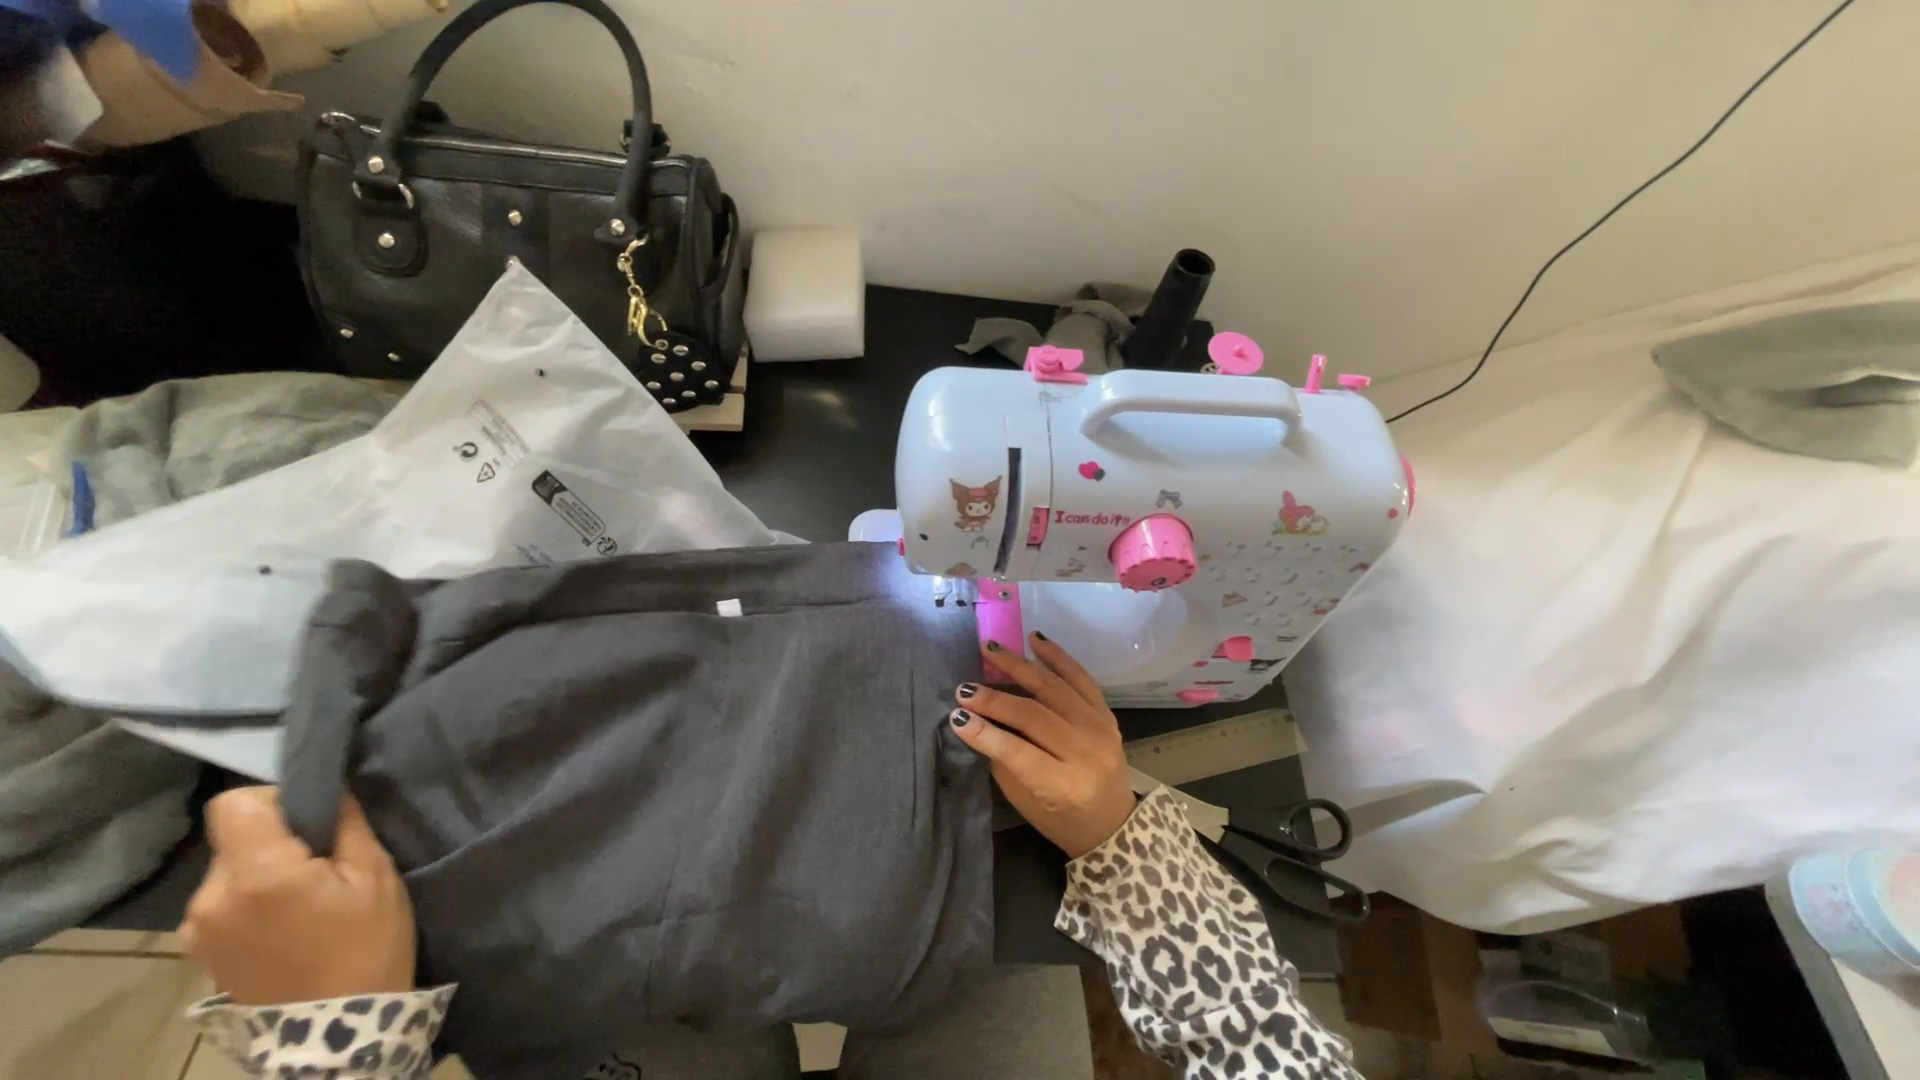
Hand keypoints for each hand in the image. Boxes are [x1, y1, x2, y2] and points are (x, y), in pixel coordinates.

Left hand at [180, 786, 415, 1004]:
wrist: (336, 1033)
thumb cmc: (367, 944)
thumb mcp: (374, 874)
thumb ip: (344, 825)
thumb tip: (327, 791)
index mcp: (257, 875)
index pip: (233, 804)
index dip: (273, 797)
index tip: (312, 816)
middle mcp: (210, 898)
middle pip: (234, 835)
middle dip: (276, 836)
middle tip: (324, 859)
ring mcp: (197, 927)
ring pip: (230, 866)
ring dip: (263, 867)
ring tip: (308, 895)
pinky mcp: (199, 948)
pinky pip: (224, 897)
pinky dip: (252, 894)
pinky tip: (288, 919)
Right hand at [948, 634, 1138, 858]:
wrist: (1114, 823)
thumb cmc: (1062, 820)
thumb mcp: (1025, 801)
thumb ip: (1004, 760)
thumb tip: (976, 720)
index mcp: (1064, 786)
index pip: (1017, 751)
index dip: (984, 731)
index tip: (955, 713)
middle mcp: (1086, 754)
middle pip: (1034, 716)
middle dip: (994, 699)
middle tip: (964, 688)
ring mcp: (1101, 730)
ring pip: (1054, 689)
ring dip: (1019, 666)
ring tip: (991, 650)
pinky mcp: (1107, 715)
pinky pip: (1081, 678)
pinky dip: (1057, 657)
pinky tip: (1035, 641)